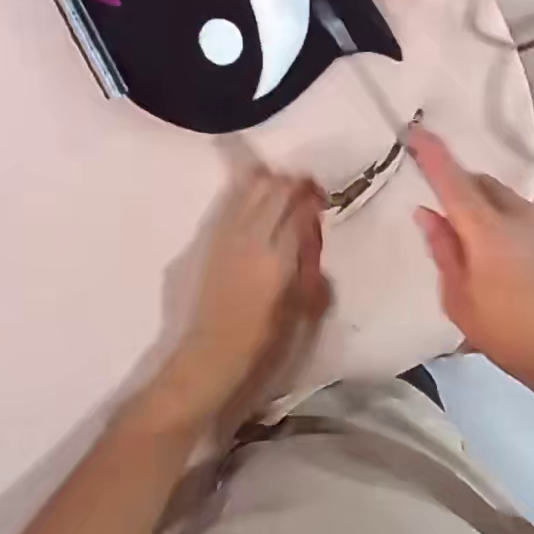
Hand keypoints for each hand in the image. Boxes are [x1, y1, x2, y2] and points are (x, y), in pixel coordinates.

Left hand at [154, 164, 330, 425]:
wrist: (213, 351)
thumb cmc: (264, 339)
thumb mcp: (302, 305)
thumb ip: (309, 263)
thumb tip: (310, 232)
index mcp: (278, 258)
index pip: (299, 209)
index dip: (313, 197)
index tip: (323, 199)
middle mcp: (251, 238)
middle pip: (275, 189)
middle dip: (294, 184)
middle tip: (307, 193)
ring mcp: (227, 235)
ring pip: (250, 187)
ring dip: (271, 183)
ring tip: (283, 193)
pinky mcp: (210, 239)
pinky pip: (232, 201)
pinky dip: (248, 192)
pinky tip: (256, 199)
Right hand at [410, 126, 533, 395]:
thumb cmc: (508, 335)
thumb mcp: (459, 299)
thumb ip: (443, 250)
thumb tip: (426, 211)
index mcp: (489, 234)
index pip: (454, 182)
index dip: (433, 154)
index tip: (415, 130)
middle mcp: (522, 217)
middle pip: (482, 183)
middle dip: (458, 185)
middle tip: (440, 209)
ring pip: (506, 197)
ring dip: (484, 205)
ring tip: (475, 242)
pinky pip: (527, 213)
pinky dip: (507, 219)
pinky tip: (507, 255)